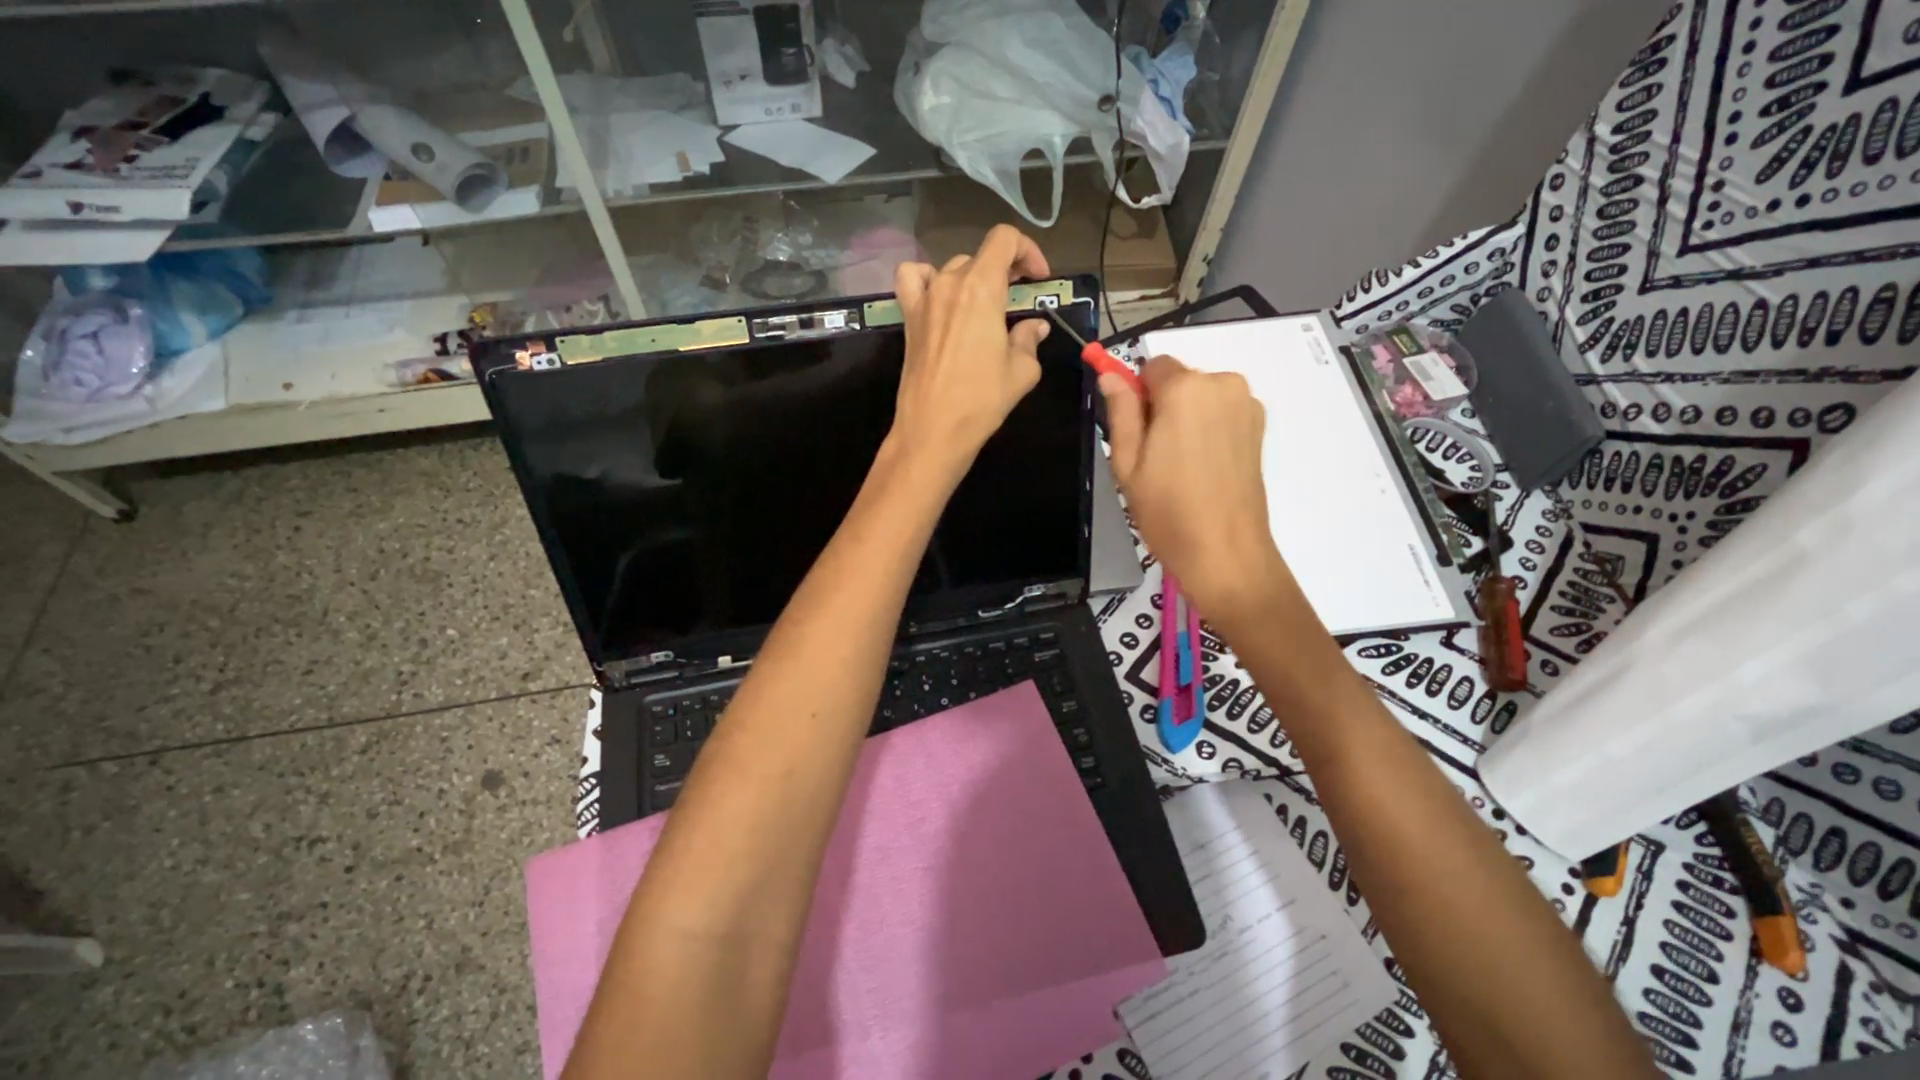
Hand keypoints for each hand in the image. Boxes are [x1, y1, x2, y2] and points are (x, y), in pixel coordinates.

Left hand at [888, 225, 1051, 481]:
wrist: (933, 429)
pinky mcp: (909, 317)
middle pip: (981, 256)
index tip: (1038, 279)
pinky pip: (912, 279)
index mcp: (982, 288)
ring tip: (984, 302)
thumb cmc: (982, 400)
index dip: (1027, 250)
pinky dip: (926, 277)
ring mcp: (925, 299)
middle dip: (1005, 269)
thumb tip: (1034, 327)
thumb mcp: (1021, 371)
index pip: (1004, 239)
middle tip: (1018, 297)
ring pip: (951, 268)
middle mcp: (950, 283)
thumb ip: (1028, 340)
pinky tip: (940, 297)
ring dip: (973, 277)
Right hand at [1100, 357, 1293, 629]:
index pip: (1152, 366)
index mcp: (1186, 389)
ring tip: (1182, 467)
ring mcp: (1247, 405)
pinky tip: (1205, 469)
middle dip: (1165, 407)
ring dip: (1189, 418)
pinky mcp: (1260, 428)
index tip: (1136, 432)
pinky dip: (1210, 430)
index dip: (1138, 395)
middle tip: (1156, 457)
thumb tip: (1110, 375)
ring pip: (1202, 397)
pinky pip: (1223, 413)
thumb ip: (1121, 411)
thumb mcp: (1128, 462)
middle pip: (1181, 380)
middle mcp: (1223, 385)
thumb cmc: (1167, 509)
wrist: (1225, 552)